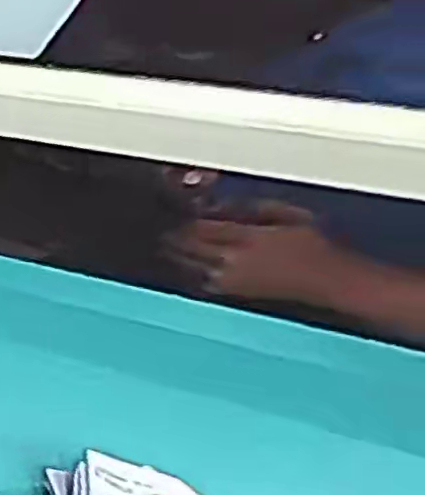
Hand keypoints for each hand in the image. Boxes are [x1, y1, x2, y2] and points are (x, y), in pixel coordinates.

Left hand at [167, 200, 366, 305]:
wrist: (327, 280)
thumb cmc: (314, 245)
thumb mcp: (294, 218)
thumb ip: (257, 207)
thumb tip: (219, 204)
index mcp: (250, 239)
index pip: (202, 228)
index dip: (186, 222)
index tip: (179, 216)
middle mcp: (232, 259)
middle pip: (186, 246)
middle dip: (172, 236)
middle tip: (166, 230)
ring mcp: (224, 276)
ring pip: (183, 262)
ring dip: (175, 252)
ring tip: (170, 243)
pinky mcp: (222, 290)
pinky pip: (193, 276)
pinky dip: (186, 266)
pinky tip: (186, 259)